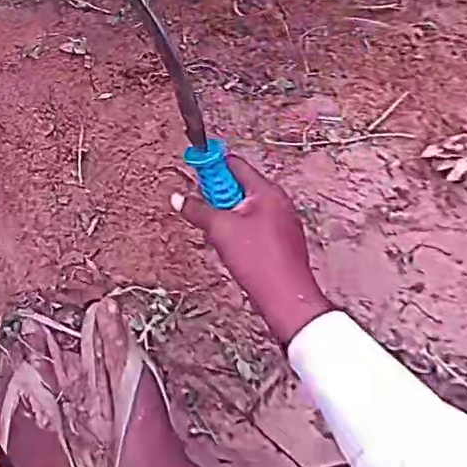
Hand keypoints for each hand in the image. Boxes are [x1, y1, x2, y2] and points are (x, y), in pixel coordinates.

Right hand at [174, 156, 330, 344]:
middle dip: (218, 195)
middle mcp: (278, 201)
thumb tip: (178, 198)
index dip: (212, 167)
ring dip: (227, 214)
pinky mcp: (284, 240)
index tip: (196, 176)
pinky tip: (232, 246)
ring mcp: (284, 221)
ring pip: (246, 206)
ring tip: (219, 233)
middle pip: (239, 184)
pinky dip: (239, 228)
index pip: (234, 164)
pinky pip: (256, 222)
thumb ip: (196, 209)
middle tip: (206, 210)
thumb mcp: (219, 229)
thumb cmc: (259, 262)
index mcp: (266, 191)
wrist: (288, 302)